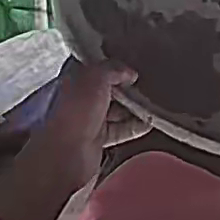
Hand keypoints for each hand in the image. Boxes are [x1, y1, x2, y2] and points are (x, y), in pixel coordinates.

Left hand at [29, 60, 148, 189]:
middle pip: (109, 90)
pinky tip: (148, 123)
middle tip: (144, 86)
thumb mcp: (97, 77)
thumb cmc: (78, 110)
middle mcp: (82, 99)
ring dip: (133, 108)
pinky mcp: (98, 140)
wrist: (68, 153)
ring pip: (116, 110)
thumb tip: (129, 73)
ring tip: (151, 104)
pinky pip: (120, 130)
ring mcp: (89, 120)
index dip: (114, 67)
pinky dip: (134, 127)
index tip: (131, 66)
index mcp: (76, 81)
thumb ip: (114, 69)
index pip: (98, 69)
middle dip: (126, 88)